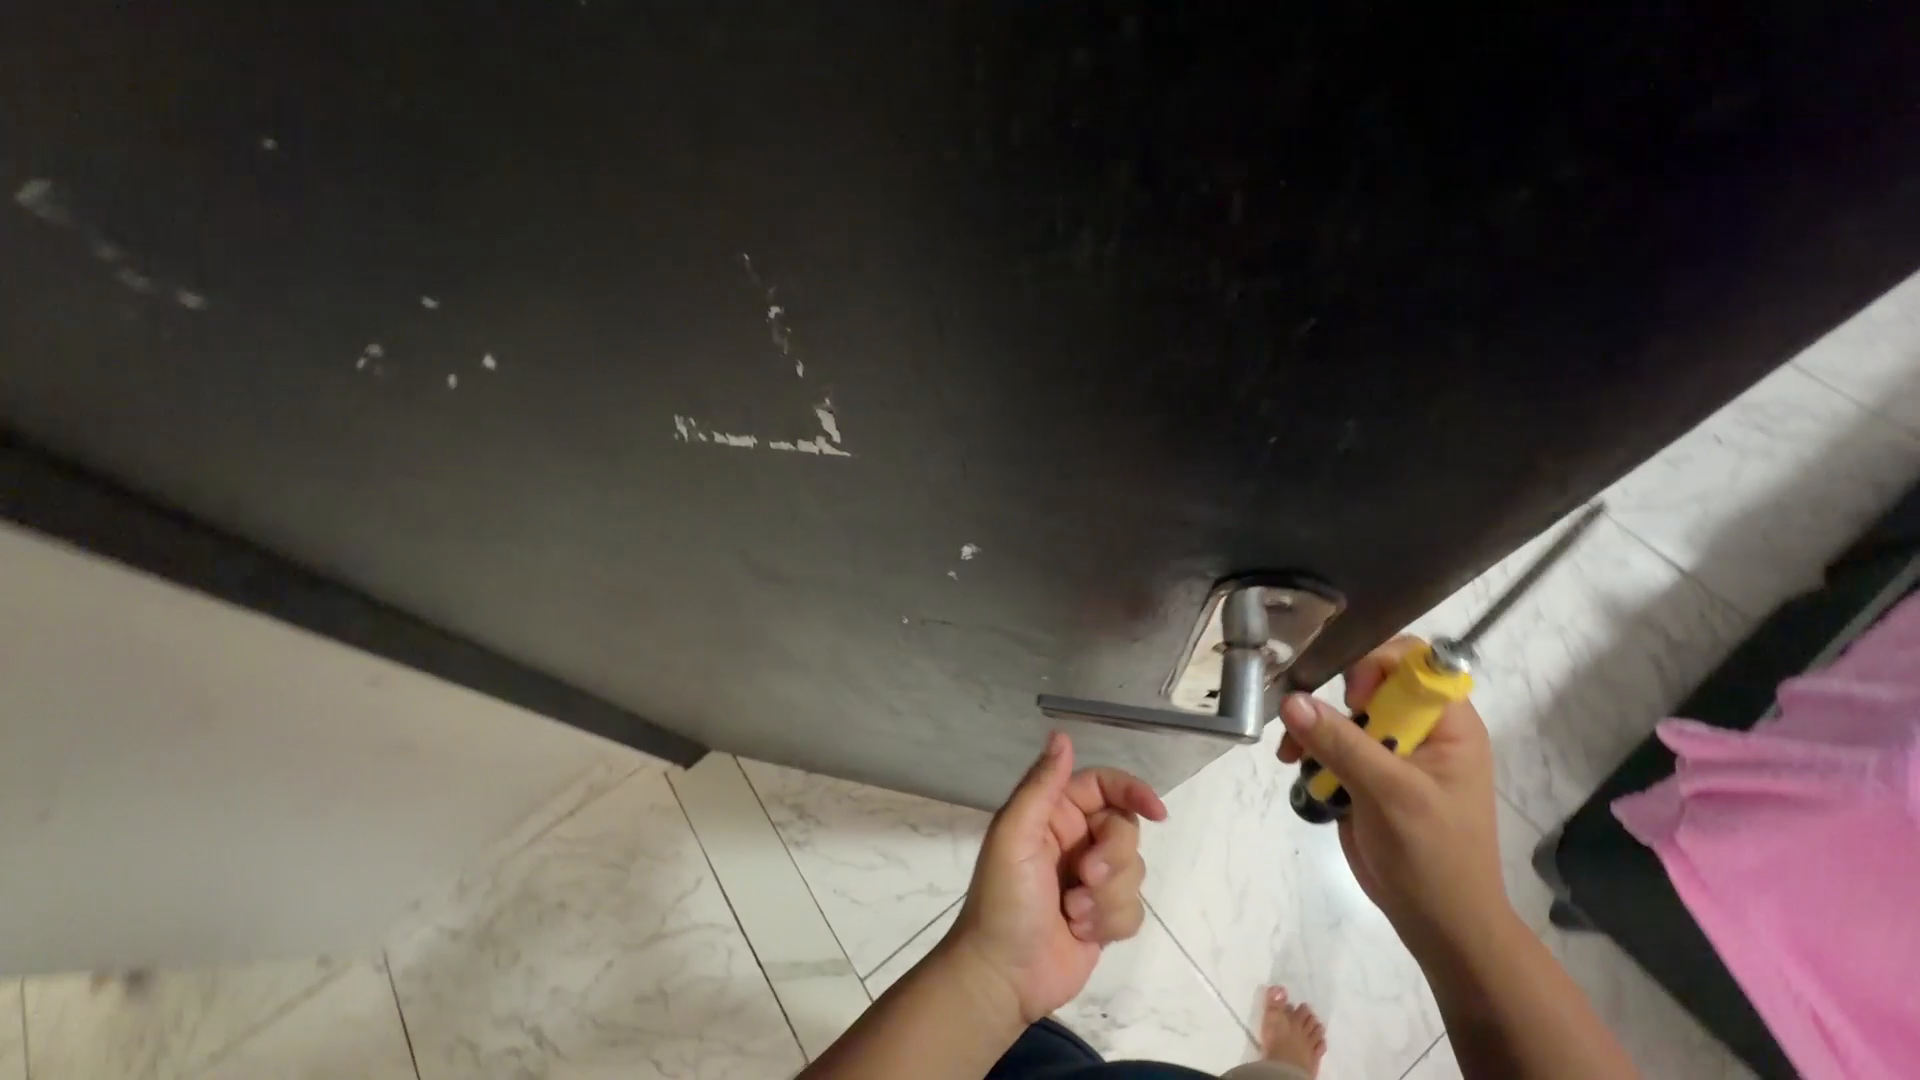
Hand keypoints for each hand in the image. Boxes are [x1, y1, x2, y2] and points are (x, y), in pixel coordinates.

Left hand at [945, 732, 1167, 1023]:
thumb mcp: (1015, 834)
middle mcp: (1076, 841)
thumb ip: (1042, 785)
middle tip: (1085, 876)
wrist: (1004, 975)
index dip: (1133, 791)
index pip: (1104, 786)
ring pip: (1134, 872)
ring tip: (1073, 914)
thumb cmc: (1004, 899)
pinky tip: (1081, 934)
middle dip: (1113, 857)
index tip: (1156, 811)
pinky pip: (1134, 909)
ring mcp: (1092, 880)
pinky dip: (1110, 922)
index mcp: (1053, 814)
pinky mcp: (1104, 917)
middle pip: (1125, 831)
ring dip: (1107, 896)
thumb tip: (1062, 736)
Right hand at [1277, 636, 1508, 947]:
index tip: (1352, 700)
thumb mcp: (1391, 794)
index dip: (1377, 667)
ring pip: (1343, 713)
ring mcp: (1392, 752)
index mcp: (1448, 725)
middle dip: (1333, 700)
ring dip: (1313, 727)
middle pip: (1369, 683)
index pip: (1413, 662)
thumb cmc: (1432, 856)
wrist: (1438, 923)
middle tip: (1308, 726)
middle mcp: (1421, 729)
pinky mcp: (1366, 775)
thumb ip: (1342, 743)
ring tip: (1292, 755)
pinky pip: (1332, 743)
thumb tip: (1291, 700)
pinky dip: (1310, 750)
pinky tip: (1295, 766)